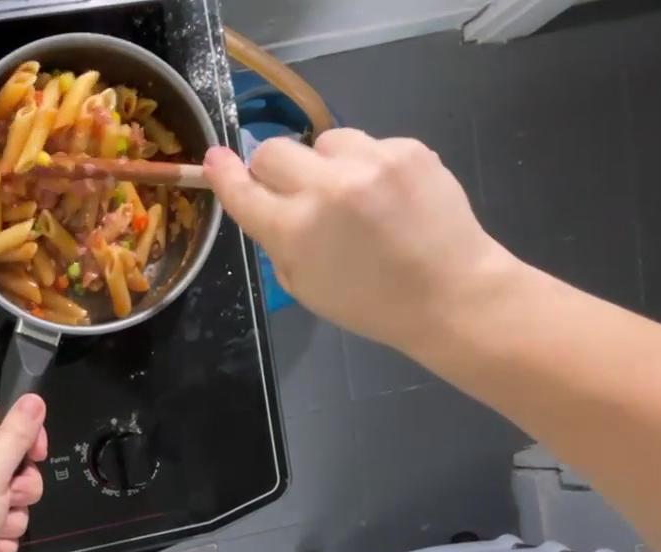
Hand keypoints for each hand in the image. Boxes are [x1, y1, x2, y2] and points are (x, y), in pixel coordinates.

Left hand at [0, 394, 48, 551]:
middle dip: (23, 487)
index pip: (5, 421)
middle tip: (10, 497)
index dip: (27, 435)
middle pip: (17, 464)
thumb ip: (16, 434)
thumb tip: (34, 397)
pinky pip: (6, 526)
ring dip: (13, 518)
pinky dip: (2, 538)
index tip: (39, 454)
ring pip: (16, 501)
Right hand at [204, 132, 522, 357]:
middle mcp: (326, 187)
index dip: (223, 173)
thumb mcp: (301, 284)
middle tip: (291, 192)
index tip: (213, 158)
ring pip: (322, 141)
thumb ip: (277, 239)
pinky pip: (366, 144)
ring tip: (348, 195)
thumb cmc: (365, 301)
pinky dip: (364, 166)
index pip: (242, 190)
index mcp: (293, 230)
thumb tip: (264, 202)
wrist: (446, 291)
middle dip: (273, 170)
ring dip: (322, 164)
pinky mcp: (406, 148)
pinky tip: (383, 196)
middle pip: (272, 150)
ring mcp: (369, 161)